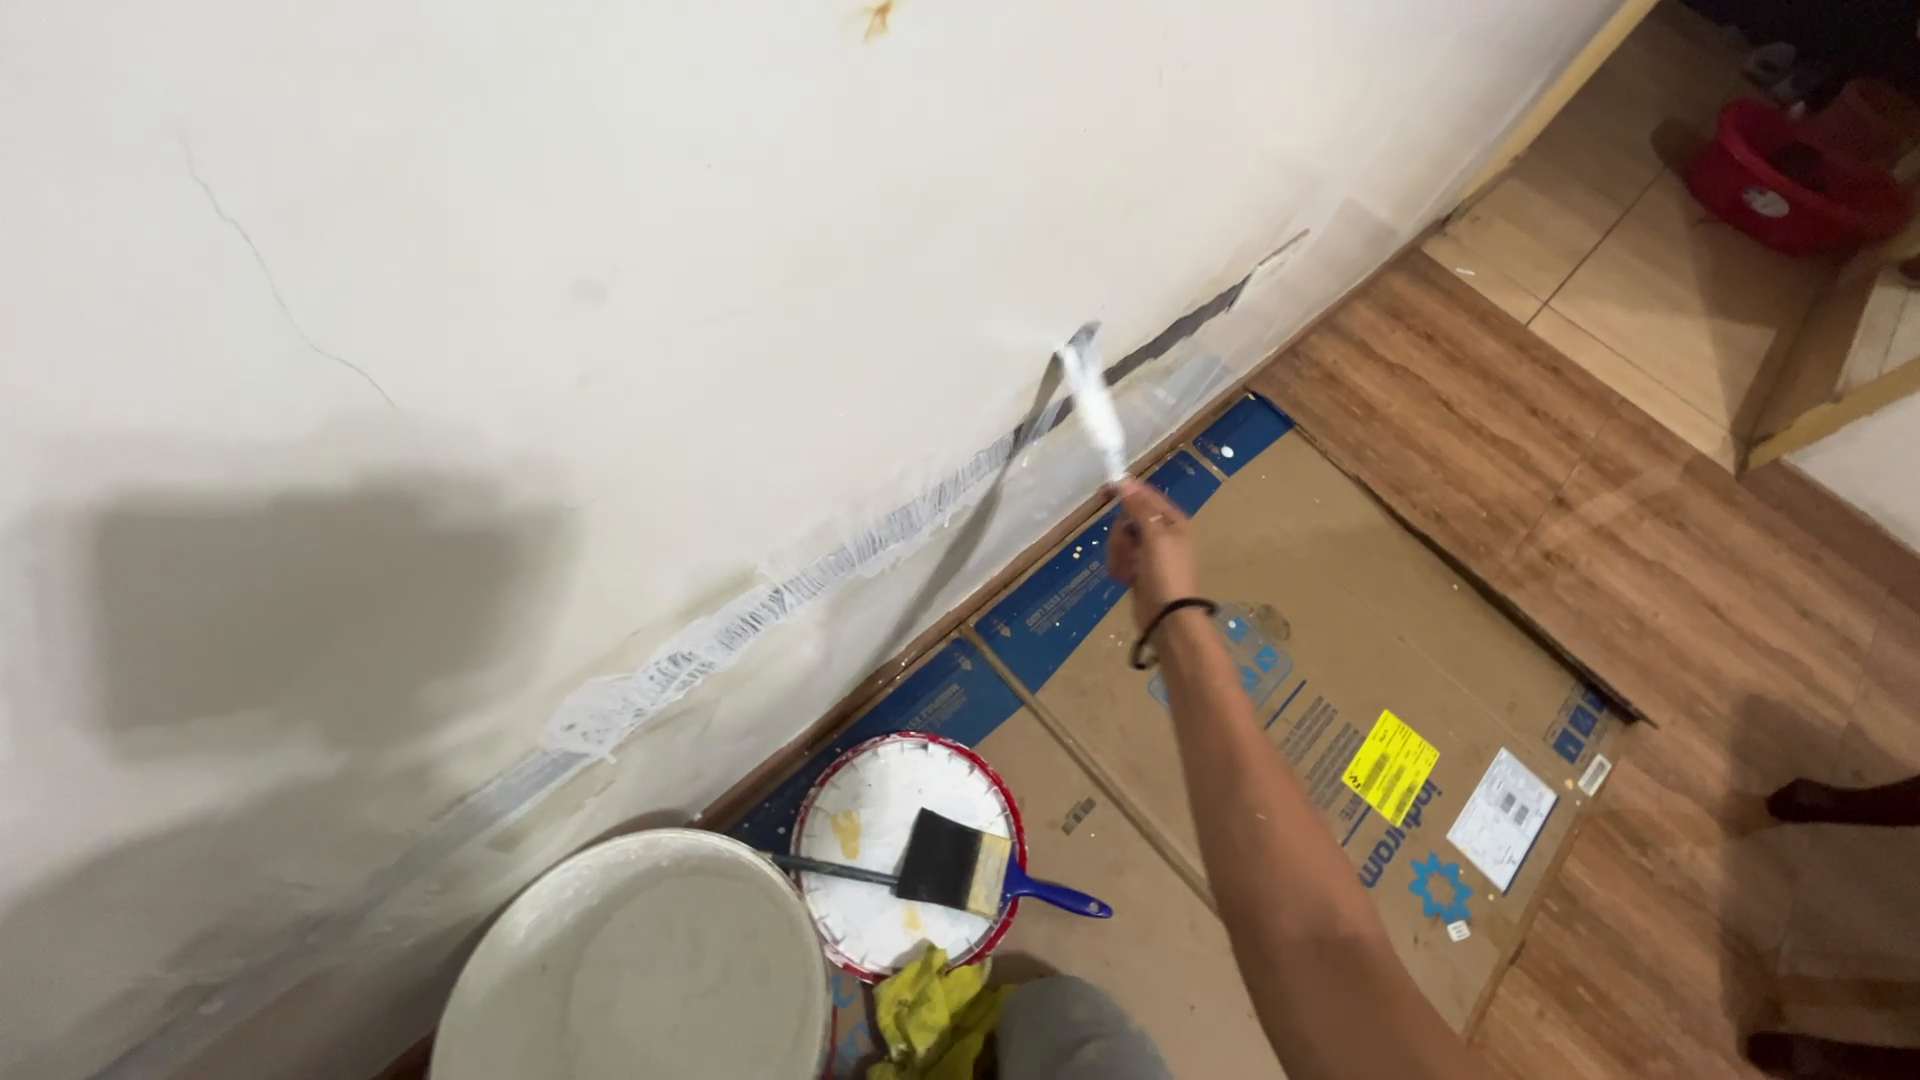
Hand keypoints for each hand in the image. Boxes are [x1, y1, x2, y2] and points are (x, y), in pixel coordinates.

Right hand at [1105, 478, 1200, 630]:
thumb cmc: (1166, 573)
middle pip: (1128, 519)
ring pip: (1120, 540)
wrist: (1167, 616)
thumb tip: (1124, 482)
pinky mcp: (1138, 569)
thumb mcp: (1154, 536)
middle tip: (1126, 548)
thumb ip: (1138, 508)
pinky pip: (1120, 558)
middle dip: (1121, 535)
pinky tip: (1126, 579)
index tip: (1104, 491)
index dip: (1126, 491)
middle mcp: (1162, 533)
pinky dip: (1120, 567)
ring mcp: (1149, 552)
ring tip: (1127, 570)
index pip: (1145, 495)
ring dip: (1118, 554)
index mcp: (1172, 520)